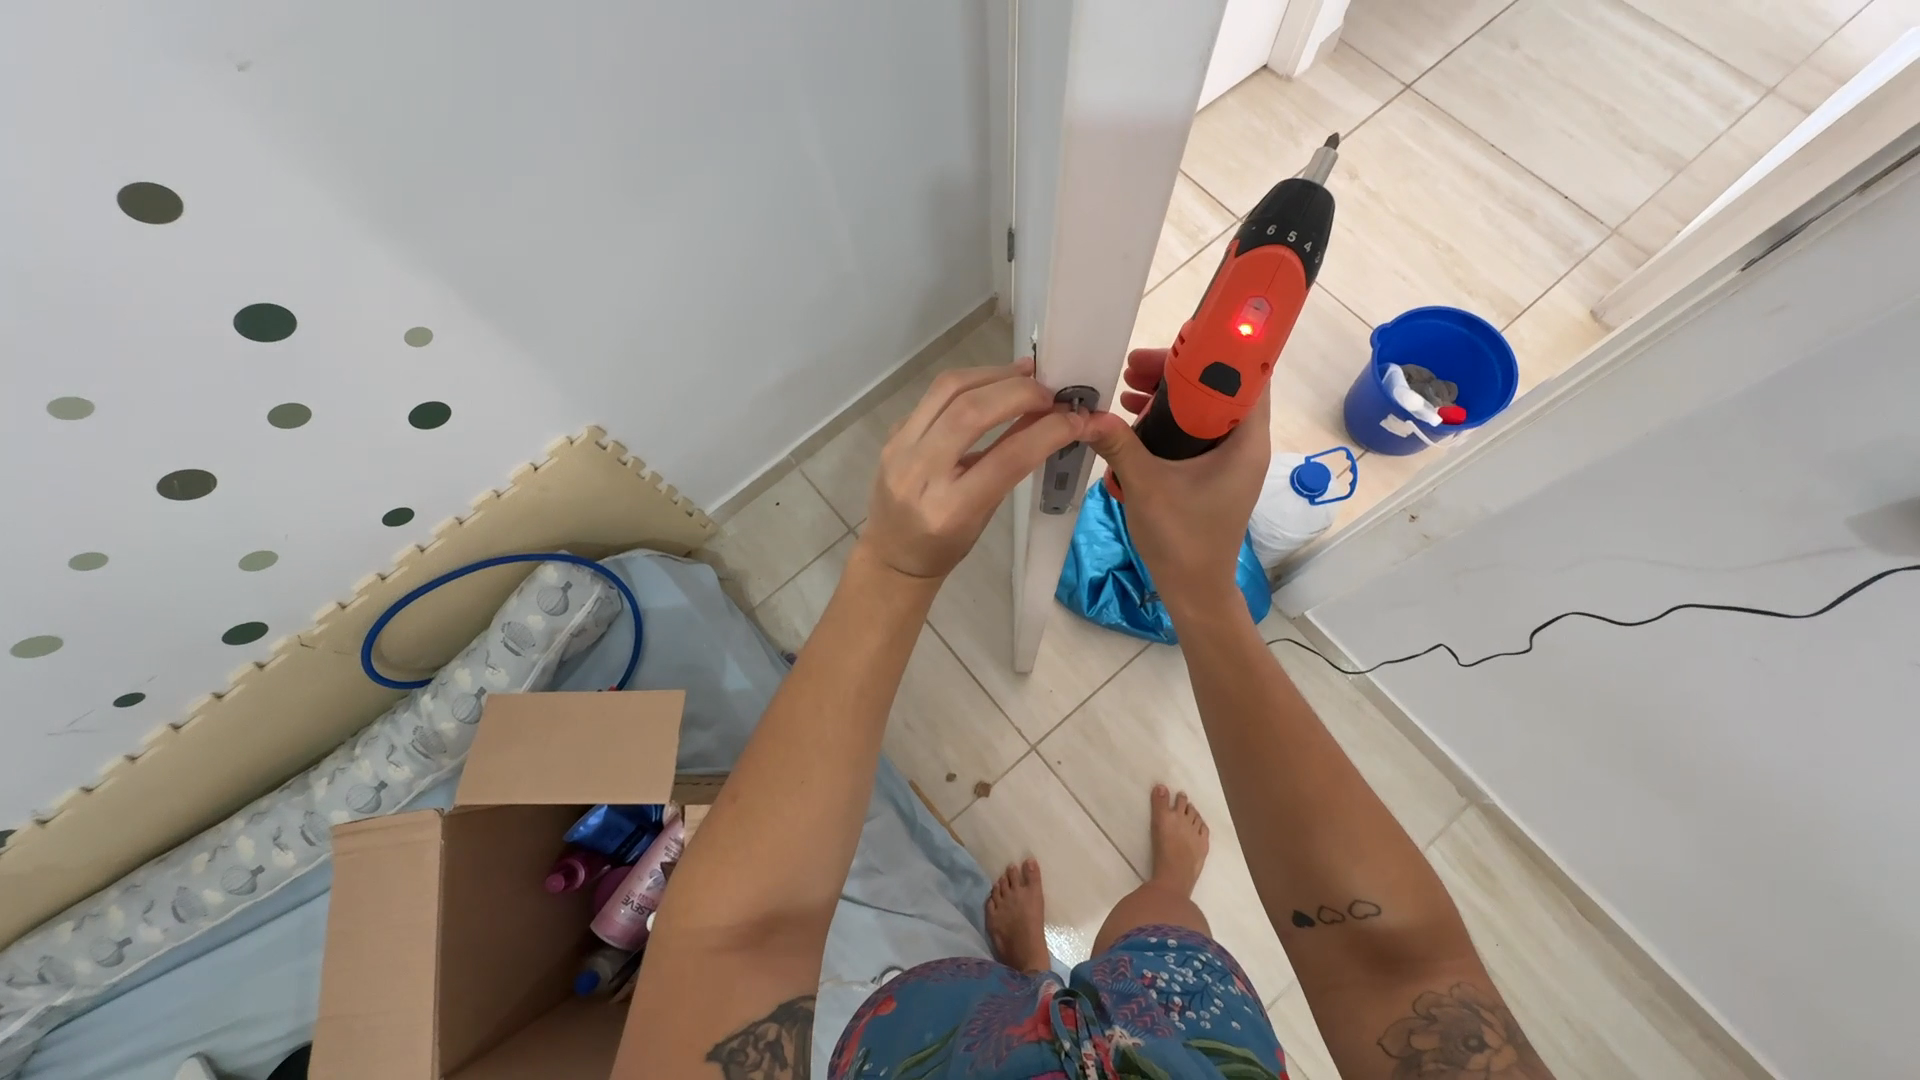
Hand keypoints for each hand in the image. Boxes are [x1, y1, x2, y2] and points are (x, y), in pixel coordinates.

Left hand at [861, 358, 1089, 579]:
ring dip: (994, 375)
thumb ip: (1012, 464)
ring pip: (949, 389)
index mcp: (949, 509)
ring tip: (1026, 374)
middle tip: (1050, 391)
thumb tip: (1053, 419)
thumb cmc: (947, 545)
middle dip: (1019, 392)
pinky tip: (994, 385)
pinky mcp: (893, 432)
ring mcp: (900, 448)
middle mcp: (919, 474)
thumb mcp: (985, 512)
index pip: (1006, 458)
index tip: (1078, 417)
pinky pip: (934, 395)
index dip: (1048, 431)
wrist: (892, 554)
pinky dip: (971, 383)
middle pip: (971, 411)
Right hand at [1085, 348, 1268, 615]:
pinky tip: (1133, 421)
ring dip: (1169, 396)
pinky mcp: (1212, 474)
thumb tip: (1085, 413)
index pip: (1248, 375)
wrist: (1193, 590)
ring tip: (1128, 389)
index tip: (1172, 347)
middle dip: (1178, 373)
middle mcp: (1245, 445)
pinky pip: (1194, 433)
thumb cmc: (1182, 539)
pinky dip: (1168, 422)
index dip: (1214, 353)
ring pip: (1204, 410)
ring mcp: (1229, 461)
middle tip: (1136, 368)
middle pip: (1220, 388)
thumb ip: (1118, 444)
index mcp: (1245, 441)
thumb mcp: (1146, 486)